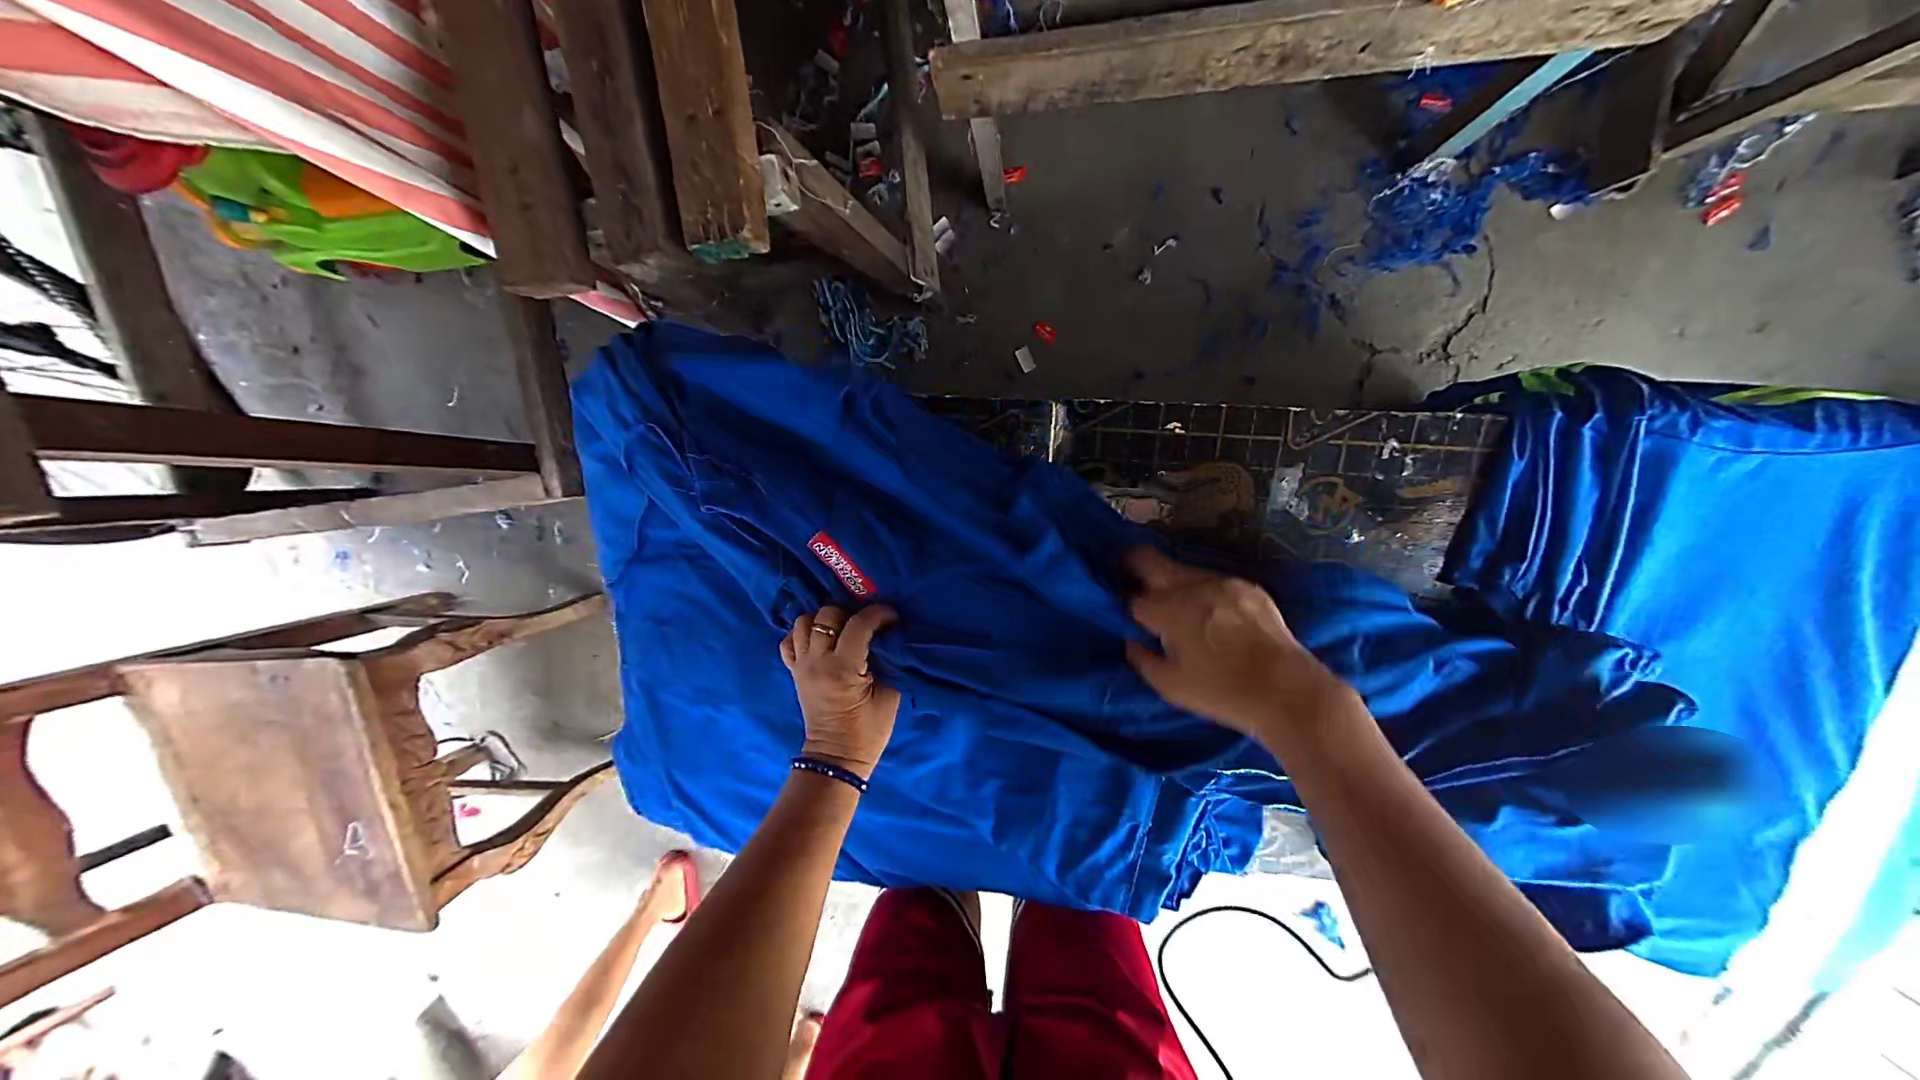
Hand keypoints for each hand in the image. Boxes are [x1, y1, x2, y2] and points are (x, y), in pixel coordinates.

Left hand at [781, 605, 900, 780]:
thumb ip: (889, 660)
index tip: (893, 617)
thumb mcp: (890, 695)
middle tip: (866, 627)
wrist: (836, 757)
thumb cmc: (869, 730)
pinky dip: (803, 635)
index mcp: (843, 669)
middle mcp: (817, 662)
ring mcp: (801, 666)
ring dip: (824, 621)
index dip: (879, 614)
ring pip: (803, 622)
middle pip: (827, 615)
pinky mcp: (794, 672)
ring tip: (841, 631)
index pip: (859, 624)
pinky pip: (789, 641)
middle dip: (850, 614)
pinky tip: (820, 642)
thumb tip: (890, 635)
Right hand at [1122, 547, 1368, 752]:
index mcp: (1171, 610)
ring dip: (1172, 583)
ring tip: (1174, 606)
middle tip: (1127, 579)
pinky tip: (1208, 613)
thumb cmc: (1223, 693)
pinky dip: (1201, 592)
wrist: (1289, 692)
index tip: (1125, 614)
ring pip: (1183, 571)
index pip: (1133, 599)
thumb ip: (1143, 659)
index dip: (1124, 607)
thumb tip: (1132, 642)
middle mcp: (1194, 586)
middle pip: (1151, 561)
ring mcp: (1224, 583)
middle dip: (1134, 567)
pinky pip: (1213, 581)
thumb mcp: (1170, 686)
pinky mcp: (1248, 588)